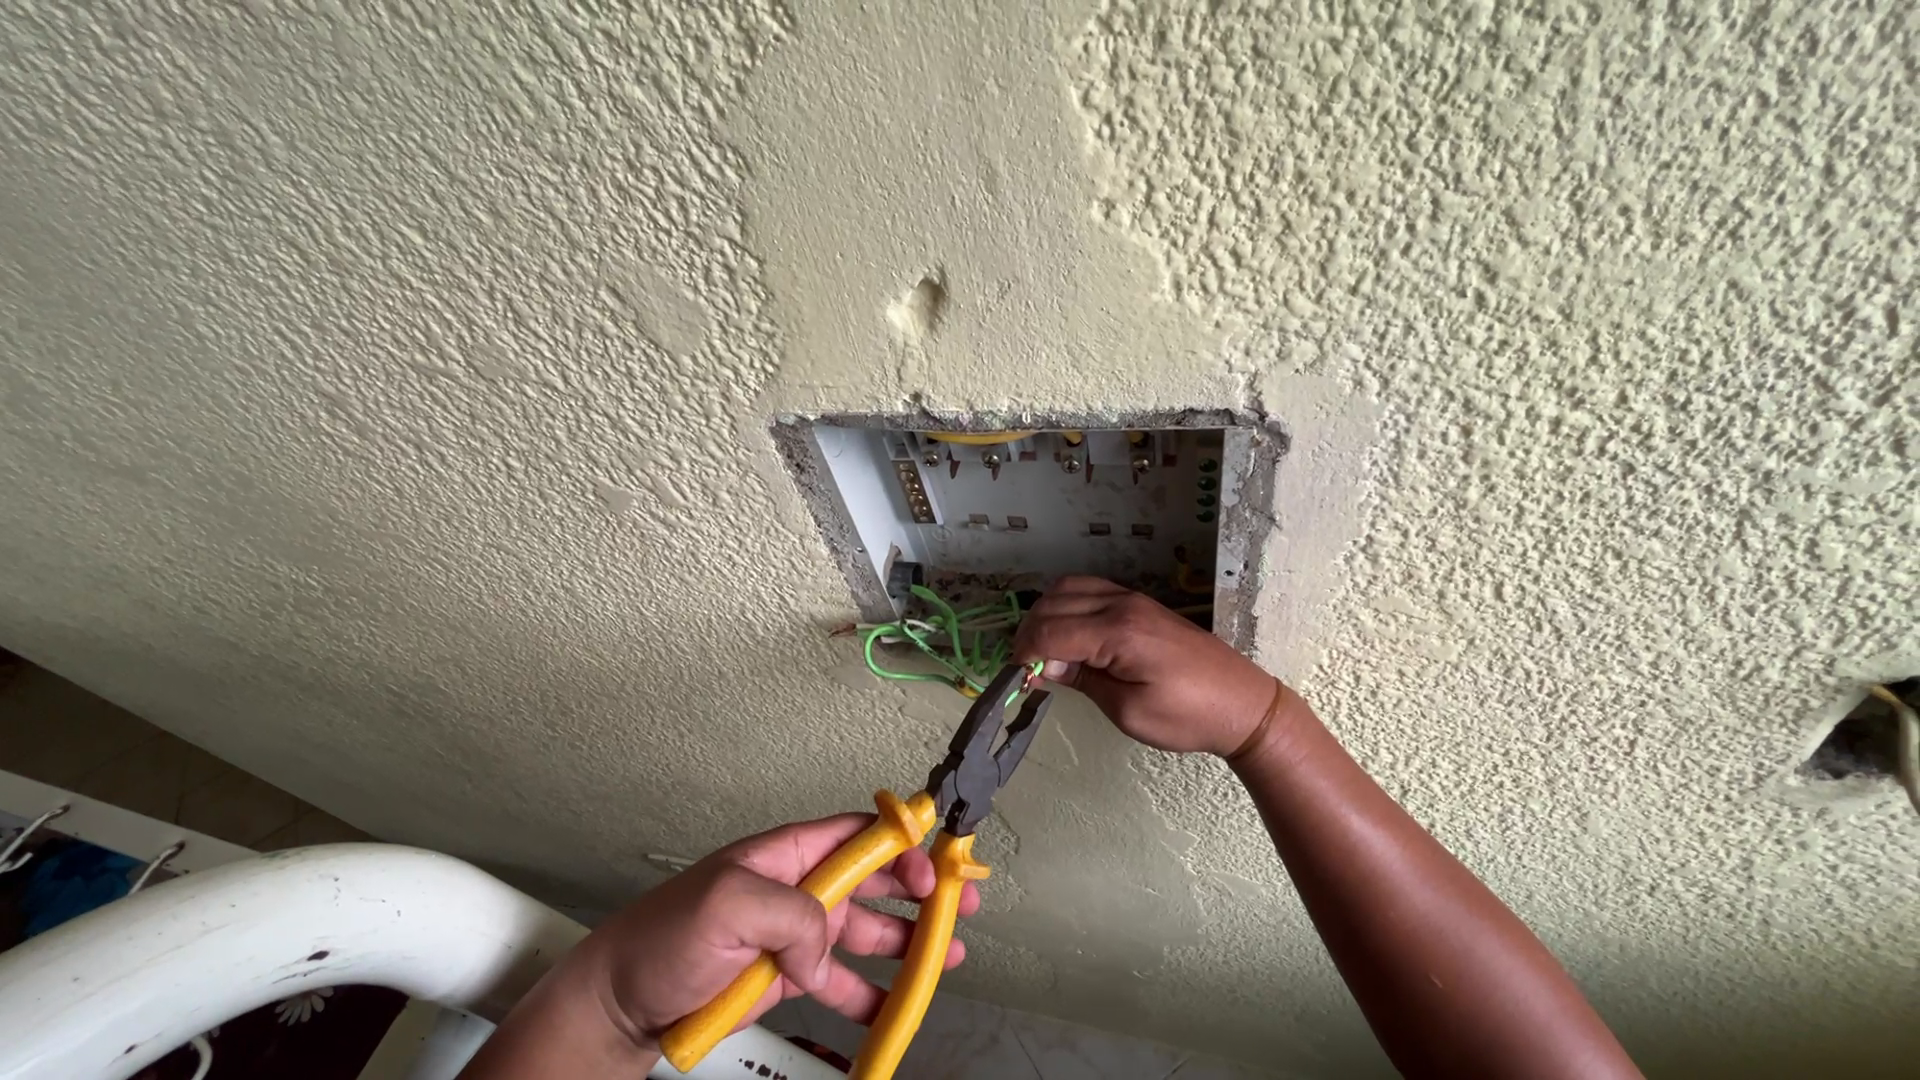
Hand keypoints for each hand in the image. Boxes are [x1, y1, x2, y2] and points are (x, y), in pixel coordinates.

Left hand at [550, 814, 980, 1055]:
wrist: (620, 1006)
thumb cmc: (661, 939)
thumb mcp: (727, 905)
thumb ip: (791, 914)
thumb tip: (824, 947)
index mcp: (787, 855)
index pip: (857, 836)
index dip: (900, 843)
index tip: (935, 861)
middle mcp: (799, 888)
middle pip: (873, 880)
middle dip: (919, 888)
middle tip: (958, 904)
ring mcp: (796, 934)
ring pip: (866, 932)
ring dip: (908, 941)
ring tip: (945, 955)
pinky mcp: (788, 978)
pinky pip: (841, 982)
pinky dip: (870, 993)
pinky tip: (893, 1006)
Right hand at [1012, 576, 1289, 758]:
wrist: (1242, 704)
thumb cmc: (1187, 717)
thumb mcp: (1128, 711)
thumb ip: (1082, 680)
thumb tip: (1044, 664)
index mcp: (1118, 633)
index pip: (1049, 631)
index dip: (1025, 654)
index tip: (1019, 680)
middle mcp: (1121, 605)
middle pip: (1052, 603)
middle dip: (1029, 634)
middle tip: (1027, 669)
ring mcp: (1132, 599)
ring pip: (1067, 588)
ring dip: (1045, 615)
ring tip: (1043, 651)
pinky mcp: (1139, 603)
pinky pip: (1089, 589)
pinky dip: (1067, 606)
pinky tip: (1068, 634)